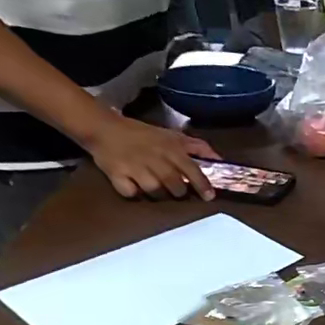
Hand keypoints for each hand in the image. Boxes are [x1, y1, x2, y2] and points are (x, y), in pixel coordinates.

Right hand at [83, 117, 219, 199]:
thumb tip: (220, 159)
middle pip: (175, 185)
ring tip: (154, 186)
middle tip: (176, 189)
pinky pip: (130, 192)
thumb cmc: (144, 134)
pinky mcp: (116, 175)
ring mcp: (135, 168)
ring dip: (158, 193)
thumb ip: (197, 147)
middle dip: (179, 191)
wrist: (105, 128)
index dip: (203, 185)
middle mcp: (155, 159)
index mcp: (171, 148)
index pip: (192, 170)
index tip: (209, 196)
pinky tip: (133, 185)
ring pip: (155, 191)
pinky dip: (133, 192)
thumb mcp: (173, 136)